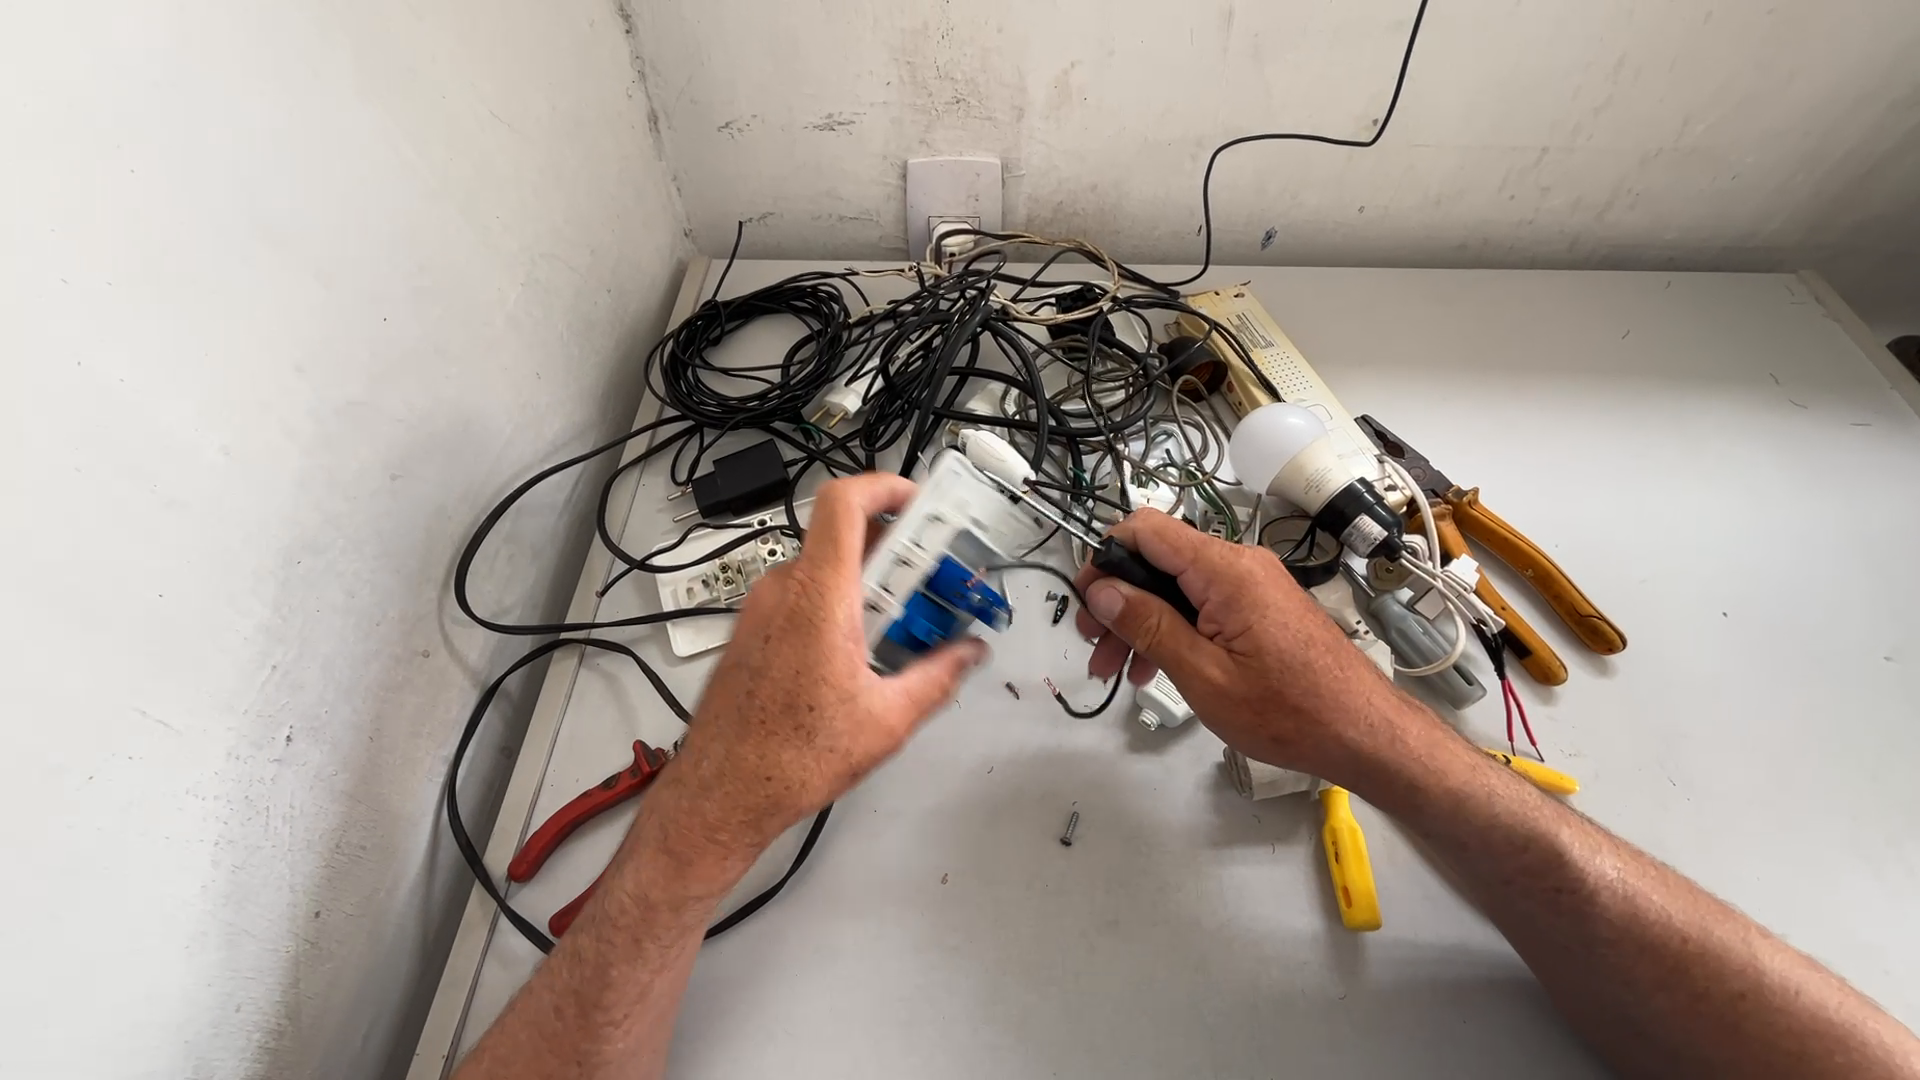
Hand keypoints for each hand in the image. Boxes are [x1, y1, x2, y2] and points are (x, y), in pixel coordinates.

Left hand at [641, 473, 988, 881]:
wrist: (721, 792)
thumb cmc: (789, 758)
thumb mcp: (886, 719)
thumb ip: (938, 676)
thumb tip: (968, 654)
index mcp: (820, 598)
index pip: (844, 503)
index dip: (885, 487)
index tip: (919, 503)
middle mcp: (785, 590)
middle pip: (847, 538)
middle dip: (898, 554)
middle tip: (932, 585)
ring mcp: (764, 607)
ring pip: (828, 568)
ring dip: (871, 584)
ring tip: (902, 628)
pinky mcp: (754, 627)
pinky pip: (805, 593)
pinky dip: (841, 604)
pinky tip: (861, 651)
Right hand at [1073, 509, 1409, 783]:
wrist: (1365, 733)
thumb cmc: (1284, 711)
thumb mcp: (1202, 674)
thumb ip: (1149, 625)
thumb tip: (1101, 589)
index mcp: (1224, 569)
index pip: (1146, 528)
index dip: (1105, 556)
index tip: (1085, 602)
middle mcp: (1238, 563)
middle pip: (1157, 558)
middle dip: (1117, 599)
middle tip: (1093, 646)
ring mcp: (1251, 583)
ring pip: (1176, 584)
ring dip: (1141, 620)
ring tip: (1117, 670)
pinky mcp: (1260, 604)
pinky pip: (1202, 602)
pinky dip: (1173, 627)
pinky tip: (1155, 668)